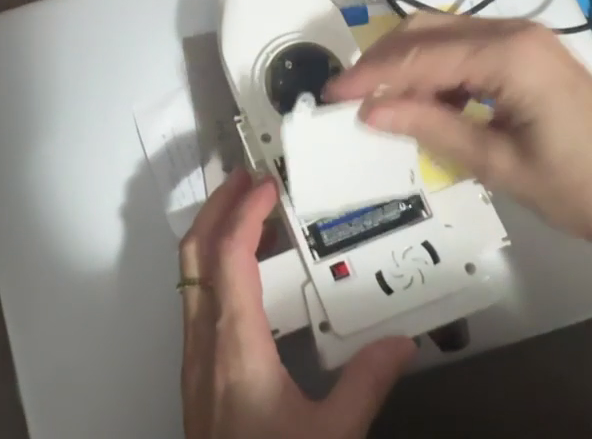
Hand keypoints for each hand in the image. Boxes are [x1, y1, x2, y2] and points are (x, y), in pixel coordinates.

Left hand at [179, 168, 414, 438]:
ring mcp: (193, 355)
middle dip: (216, 206)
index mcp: (235, 345)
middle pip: (194, 253)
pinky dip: (214, 265)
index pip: (228, 257)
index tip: (264, 185)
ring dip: (213, 232)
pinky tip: (244, 273)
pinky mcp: (195, 370)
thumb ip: (366, 385)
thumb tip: (401, 344)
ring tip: (246, 212)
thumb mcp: (331, 436)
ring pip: (190, 274)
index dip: (243, 213)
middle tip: (244, 178)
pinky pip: (197, 297)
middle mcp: (203, 340)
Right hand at [324, 15, 591, 270]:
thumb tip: (368, 111)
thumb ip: (430, 128)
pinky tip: (425, 102)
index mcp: (508, 55)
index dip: (369, 76)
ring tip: (380, 104)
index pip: (418, 56)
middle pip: (425, 31)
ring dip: (407, 65)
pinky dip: (437, 70)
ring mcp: (526, 39)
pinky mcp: (532, 55)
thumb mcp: (500, 165)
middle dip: (382, 61)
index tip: (329, 95)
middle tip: (349, 97)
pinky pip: (468, 50)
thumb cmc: (588, 192)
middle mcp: (514, 32)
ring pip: (444, 36)